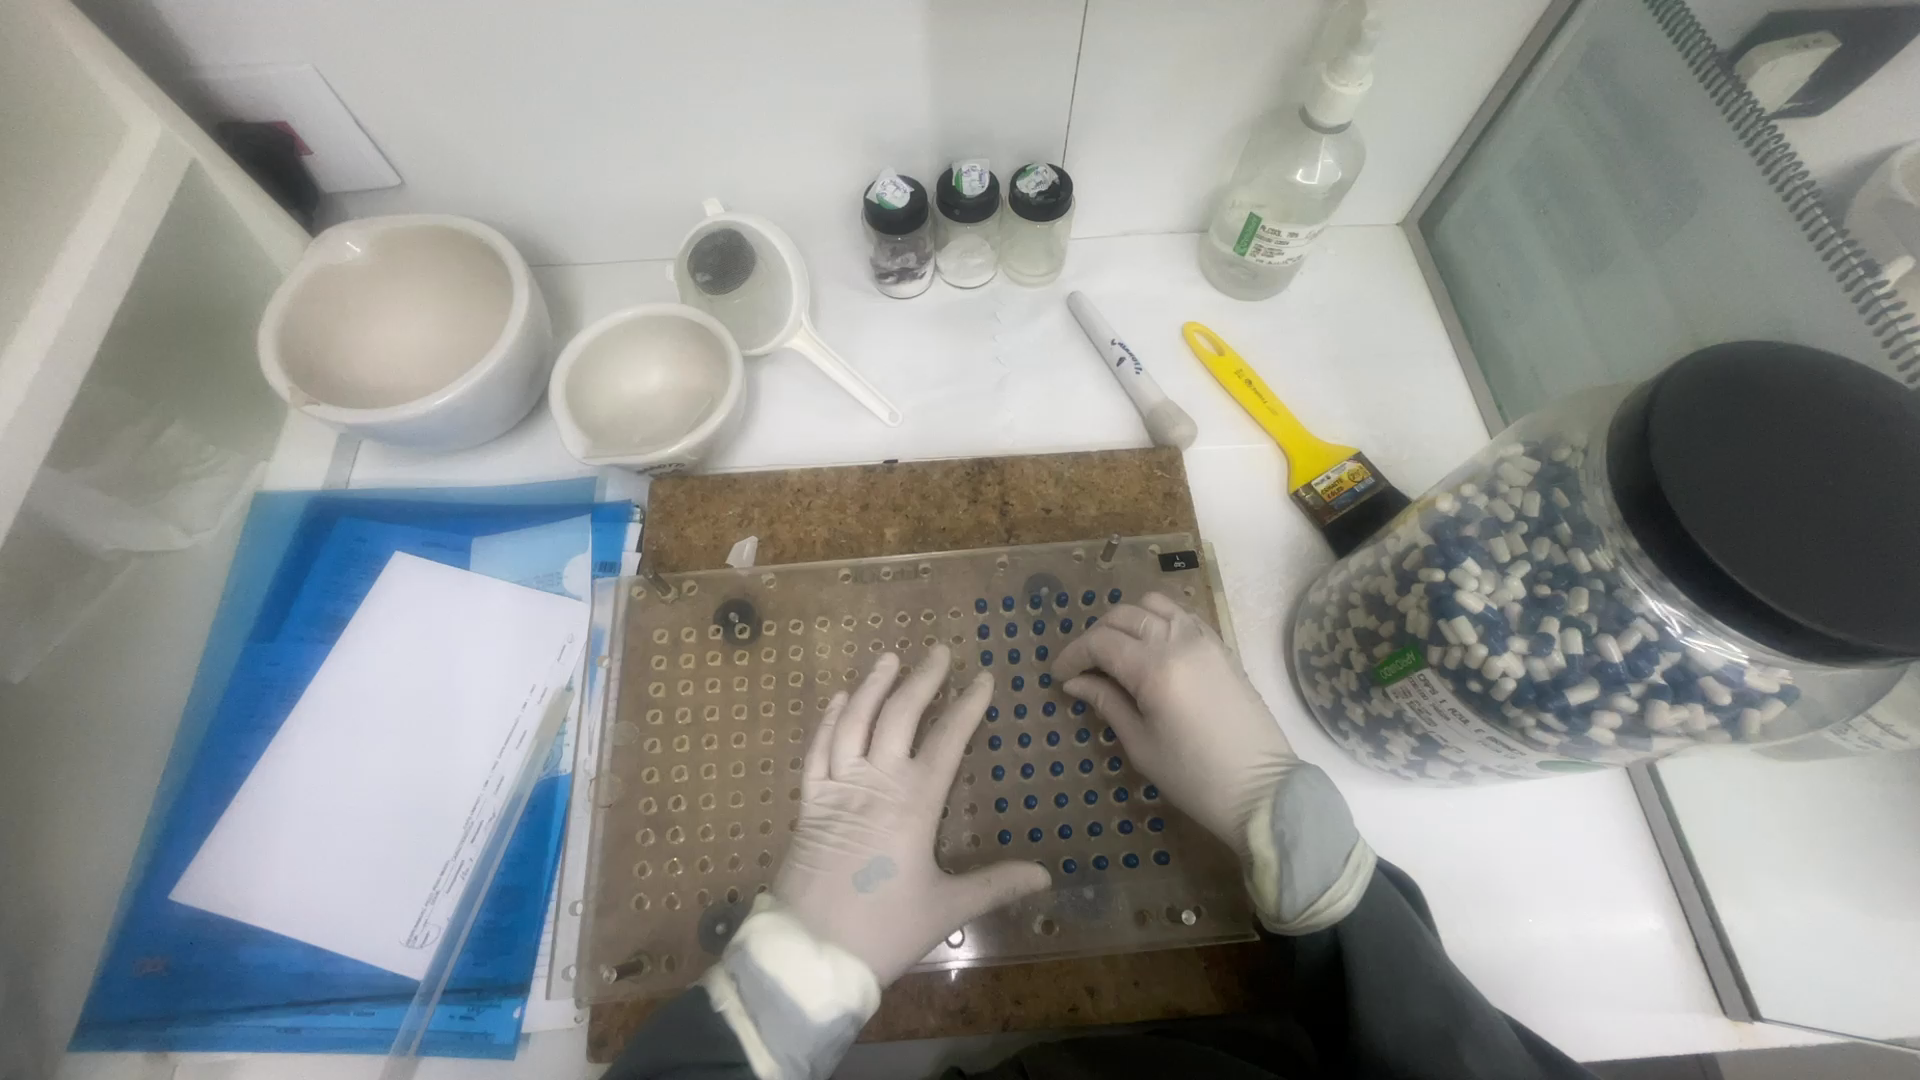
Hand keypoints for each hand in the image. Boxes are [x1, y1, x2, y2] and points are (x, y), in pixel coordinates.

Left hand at [773, 647, 1051, 985]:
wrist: (811, 955)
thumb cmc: (883, 931)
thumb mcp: (946, 909)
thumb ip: (996, 886)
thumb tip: (1046, 875)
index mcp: (913, 803)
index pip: (947, 740)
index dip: (967, 706)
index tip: (983, 678)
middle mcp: (876, 782)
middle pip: (901, 716)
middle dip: (923, 680)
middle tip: (939, 651)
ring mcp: (837, 787)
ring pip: (855, 722)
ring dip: (874, 687)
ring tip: (890, 658)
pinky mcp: (809, 801)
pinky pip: (817, 750)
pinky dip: (828, 720)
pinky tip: (839, 699)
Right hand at [1052, 593, 1298, 855]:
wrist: (1263, 790)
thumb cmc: (1194, 777)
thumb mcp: (1140, 745)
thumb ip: (1106, 703)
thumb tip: (1075, 682)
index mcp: (1155, 669)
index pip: (1100, 642)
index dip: (1073, 656)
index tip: (1059, 676)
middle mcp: (1178, 641)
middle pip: (1123, 616)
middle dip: (1095, 637)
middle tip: (1083, 667)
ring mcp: (1203, 639)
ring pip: (1152, 605)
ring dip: (1126, 621)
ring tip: (1115, 651)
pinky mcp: (1220, 646)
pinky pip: (1180, 615)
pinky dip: (1156, 620)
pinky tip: (1149, 647)